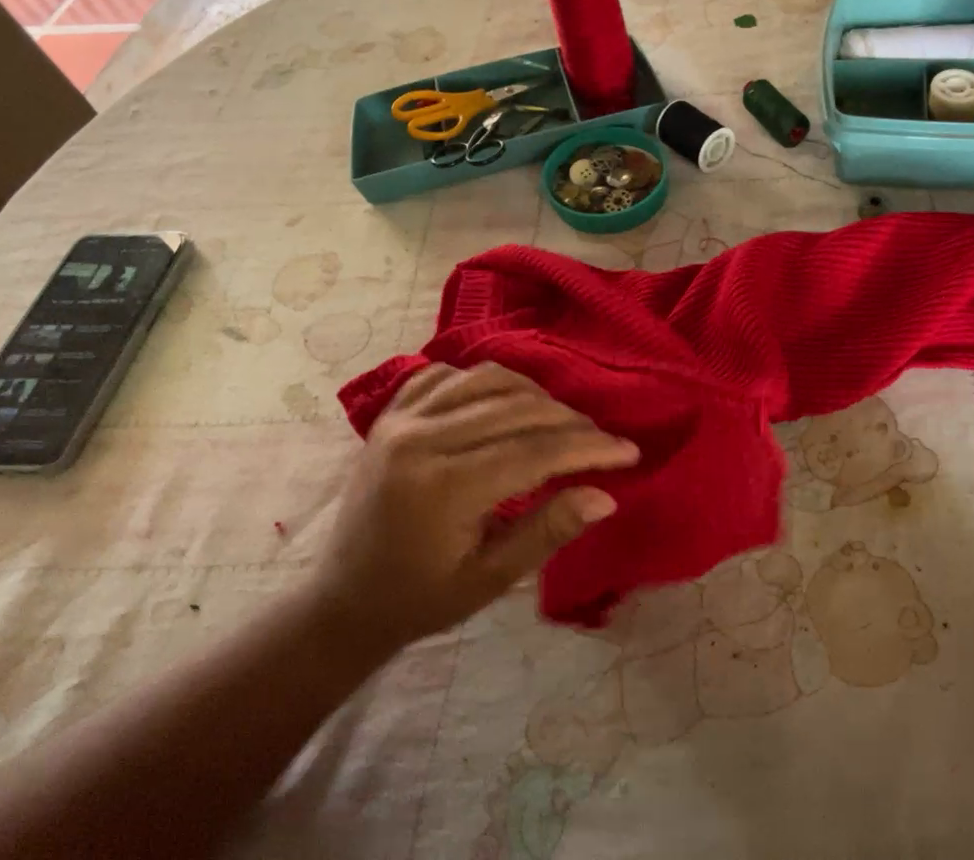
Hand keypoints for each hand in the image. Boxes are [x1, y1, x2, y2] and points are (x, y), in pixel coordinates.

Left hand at [311, 363, 638, 650]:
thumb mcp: (490, 579)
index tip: (630, 452)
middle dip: (572, 422)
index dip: (590, 448)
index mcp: (444, 486)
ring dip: (535, 395)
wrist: (343, 599)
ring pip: (487, 380)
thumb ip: (548, 531)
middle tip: (604, 442)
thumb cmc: (421, 598)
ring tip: (562, 422)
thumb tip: (605, 496)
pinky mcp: (389, 414)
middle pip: (518, 408)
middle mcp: (420, 439)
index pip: (536, 450)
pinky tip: (505, 403)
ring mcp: (400, 420)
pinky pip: (447, 375)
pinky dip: (485, 382)